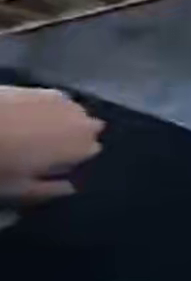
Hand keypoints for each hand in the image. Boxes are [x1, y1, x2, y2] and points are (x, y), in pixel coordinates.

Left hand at [0, 86, 102, 203]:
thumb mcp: (12, 187)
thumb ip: (46, 190)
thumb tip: (71, 189)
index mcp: (85, 148)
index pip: (86, 155)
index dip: (61, 160)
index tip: (35, 165)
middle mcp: (88, 125)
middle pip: (83, 133)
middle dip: (63, 139)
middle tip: (26, 147)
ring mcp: (70, 105)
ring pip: (69, 117)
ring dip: (53, 123)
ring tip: (16, 131)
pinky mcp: (47, 90)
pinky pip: (50, 103)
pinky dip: (38, 110)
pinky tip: (12, 116)